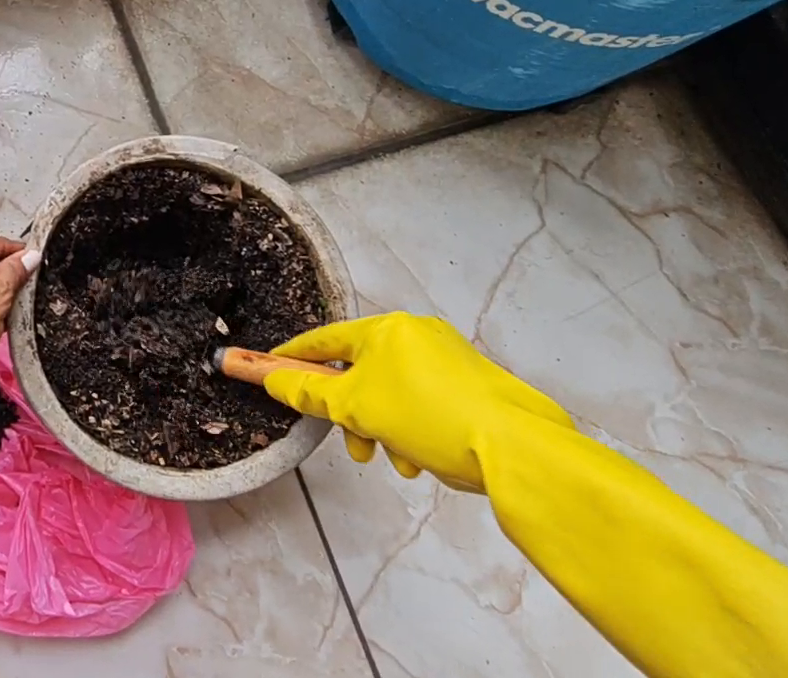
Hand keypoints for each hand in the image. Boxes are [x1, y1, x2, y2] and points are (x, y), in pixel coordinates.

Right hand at [262, 311, 574, 491]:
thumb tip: (273, 379)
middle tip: (351, 442)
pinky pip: (424, 405)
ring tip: (396, 459)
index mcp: (387, 329)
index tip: (271, 369)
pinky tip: (421, 459)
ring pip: (392, 393)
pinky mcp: (474, 388)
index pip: (324, 339)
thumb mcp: (354, 407)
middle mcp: (418, 335)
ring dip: (382, 427)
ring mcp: (450, 360)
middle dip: (350, 412)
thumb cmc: (427, 416)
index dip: (293, 357)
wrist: (516, 448)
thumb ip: (306, 392)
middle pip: (360, 371)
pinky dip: (413, 429)